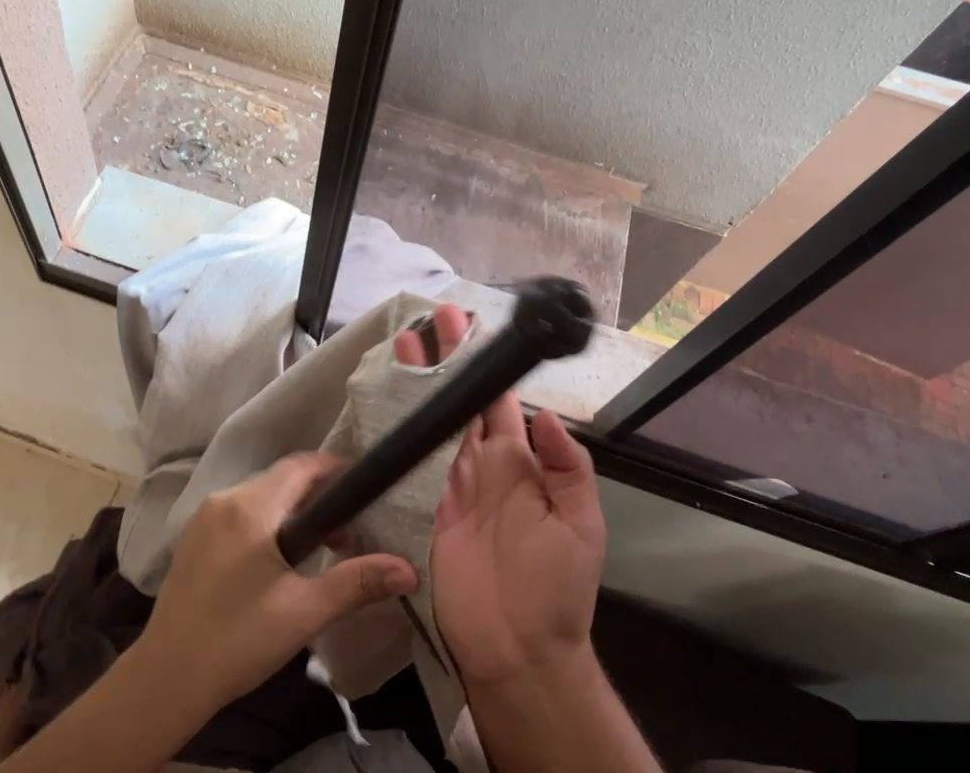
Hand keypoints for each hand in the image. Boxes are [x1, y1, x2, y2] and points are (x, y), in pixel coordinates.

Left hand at [141, 453, 419, 710]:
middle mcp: (223, 500)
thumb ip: (357, 582)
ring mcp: (202, 520)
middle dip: (318, 500)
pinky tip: (276, 566)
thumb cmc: (239, 639)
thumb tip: (409, 569)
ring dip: (291, 516)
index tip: (365, 495)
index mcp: (250, 507)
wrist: (168, 677)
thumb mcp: (305, 611)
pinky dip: (264, 528)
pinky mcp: (192, 542)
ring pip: (259, 500)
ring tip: (317, 556)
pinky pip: (238, 518)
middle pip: (281, 482)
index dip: (336, 471)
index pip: (301, 465)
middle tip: (347, 538)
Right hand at [403, 304, 605, 687]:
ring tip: (405, 347)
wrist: (519, 648)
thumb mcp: (582, 526)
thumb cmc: (557, 588)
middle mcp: (483, 468)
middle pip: (461, 404)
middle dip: (447, 363)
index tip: (470, 329)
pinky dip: (401, 434)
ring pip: (434, 426)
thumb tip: (546, 416)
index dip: (484, 368)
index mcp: (521, 465)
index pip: (500, 404)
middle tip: (431, 321)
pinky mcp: (424, 510)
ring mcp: (451, 488)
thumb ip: (569, 469)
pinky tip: (387, 406)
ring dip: (420, 387)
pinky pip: (413, 466)